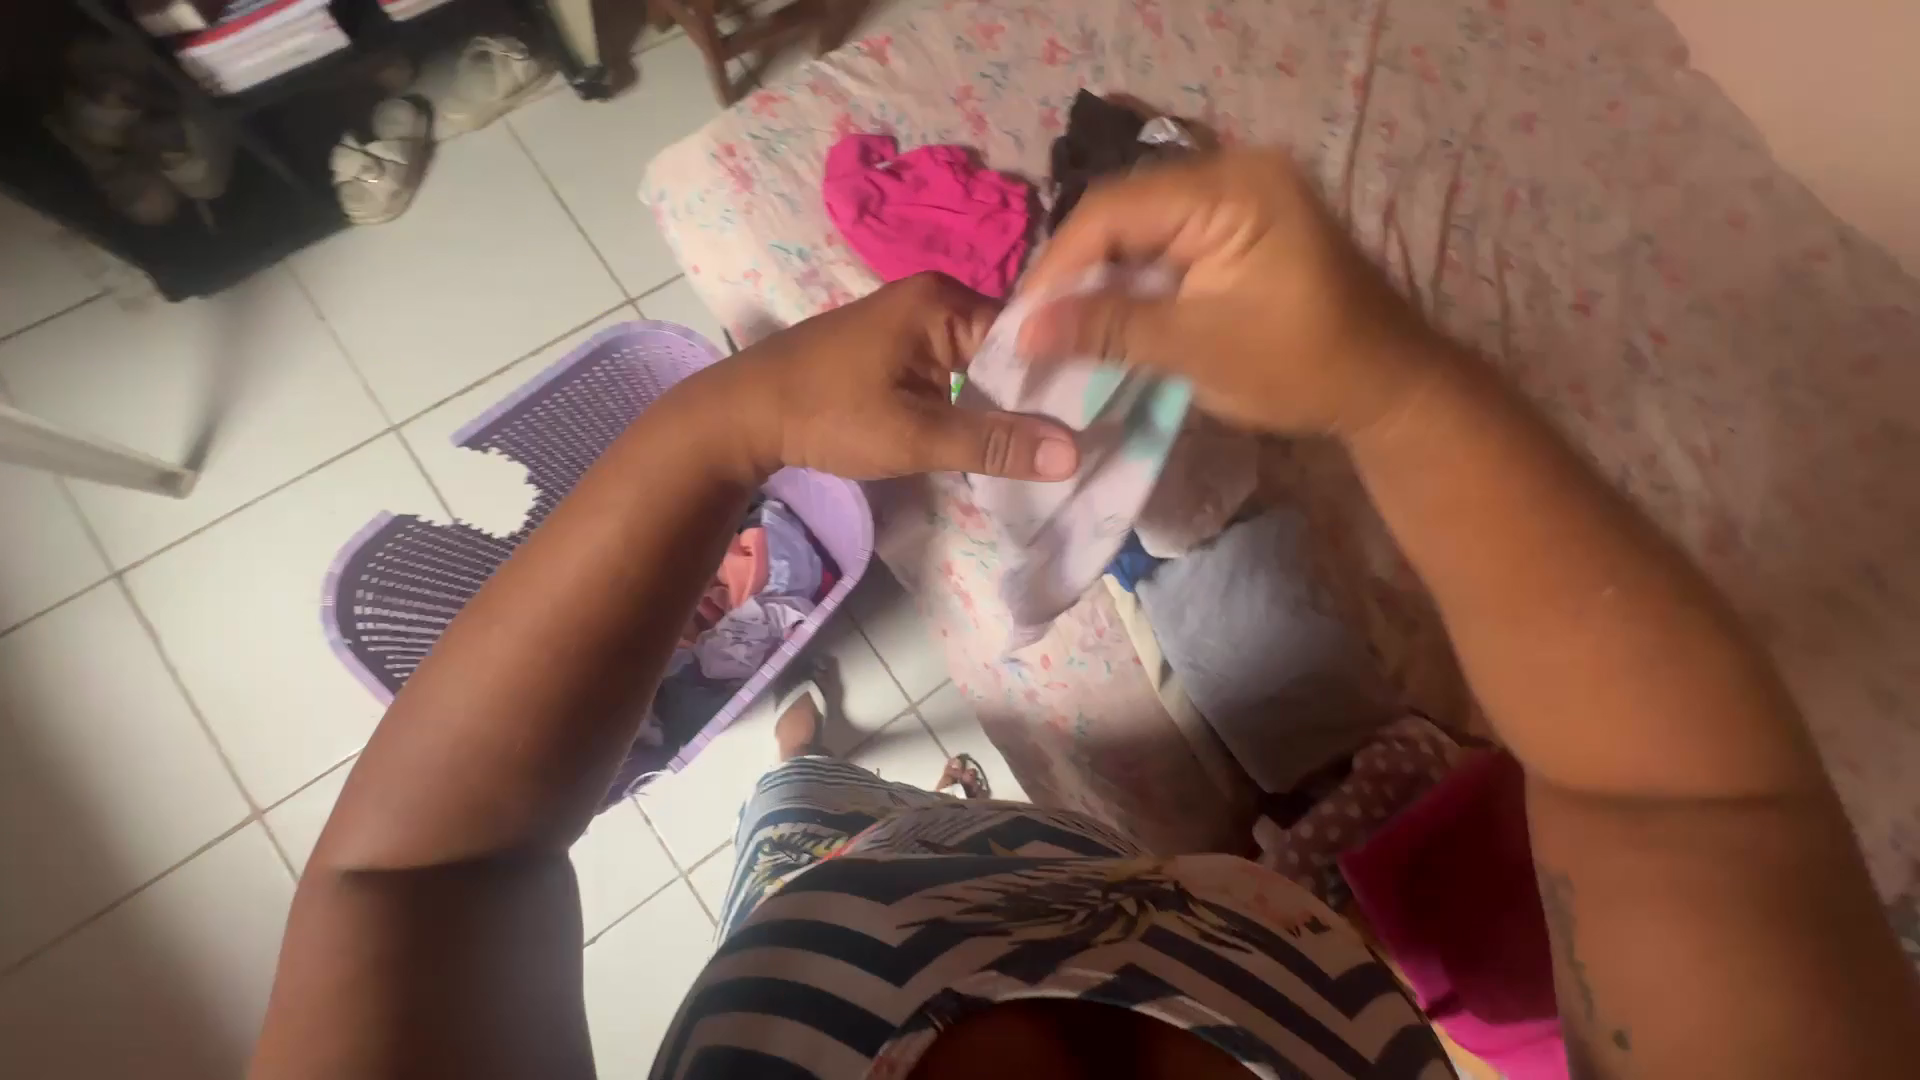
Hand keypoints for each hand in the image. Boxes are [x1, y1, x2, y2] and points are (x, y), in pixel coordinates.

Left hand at [688, 273, 1079, 481]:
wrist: (744, 414)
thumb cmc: (829, 414)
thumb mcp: (917, 435)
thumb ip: (995, 442)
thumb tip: (1075, 453)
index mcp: (945, 301)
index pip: (1027, 336)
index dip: (1056, 382)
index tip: (1088, 424)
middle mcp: (934, 297)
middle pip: (1005, 350)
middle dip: (1028, 397)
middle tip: (1068, 443)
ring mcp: (912, 320)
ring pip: (978, 365)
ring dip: (998, 404)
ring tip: (1037, 445)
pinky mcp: (896, 346)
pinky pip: (951, 371)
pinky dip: (967, 401)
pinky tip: (984, 434)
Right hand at [1019, 149, 1449, 438]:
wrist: (1385, 387)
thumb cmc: (1301, 369)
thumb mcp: (1197, 349)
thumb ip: (1110, 329)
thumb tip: (1025, 331)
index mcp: (1233, 188)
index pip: (1116, 209)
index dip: (1059, 264)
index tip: (1022, 321)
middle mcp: (1233, 173)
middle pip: (1123, 214)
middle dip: (1075, 273)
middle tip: (1034, 326)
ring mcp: (1237, 198)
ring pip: (1138, 232)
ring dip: (1098, 281)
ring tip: (1058, 326)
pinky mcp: (1236, 228)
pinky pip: (1163, 247)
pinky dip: (1130, 284)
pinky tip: (1104, 316)